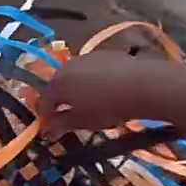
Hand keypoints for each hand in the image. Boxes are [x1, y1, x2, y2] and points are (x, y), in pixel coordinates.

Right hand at [40, 51, 185, 132]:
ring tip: (89, 103)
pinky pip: (89, 69)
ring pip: (72, 76)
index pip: (41, 102)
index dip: (44, 117)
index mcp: (56, 84)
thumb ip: (61, 125)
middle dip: (59, 101)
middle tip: (70, 116)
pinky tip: (104, 90)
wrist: (143, 84)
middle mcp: (66, 67)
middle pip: (56, 86)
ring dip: (75, 89)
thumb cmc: (107, 106)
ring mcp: (84, 57)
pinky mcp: (103, 54)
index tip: (53, 129)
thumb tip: (46, 132)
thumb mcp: (82, 121)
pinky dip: (90, 80)